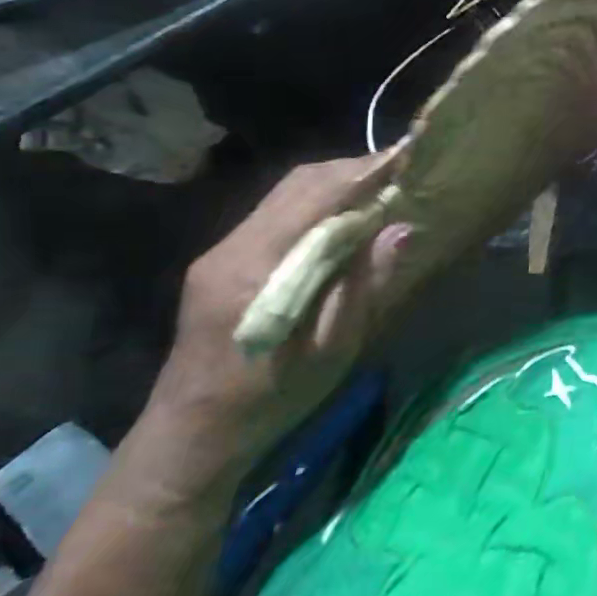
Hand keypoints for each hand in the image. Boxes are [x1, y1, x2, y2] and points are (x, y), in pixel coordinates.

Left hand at [148, 155, 410, 472]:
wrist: (192, 435)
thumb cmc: (267, 403)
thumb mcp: (328, 354)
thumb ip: (363, 287)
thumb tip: (401, 229)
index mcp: (255, 268)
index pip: (313, 197)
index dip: (361, 173)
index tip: (404, 160)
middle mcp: (233, 245)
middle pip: (297, 184)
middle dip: (350, 171)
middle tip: (397, 173)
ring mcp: (223, 248)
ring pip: (285, 193)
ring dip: (333, 183)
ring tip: (376, 189)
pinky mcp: (222, 257)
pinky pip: (276, 212)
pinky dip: (314, 203)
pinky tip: (339, 218)